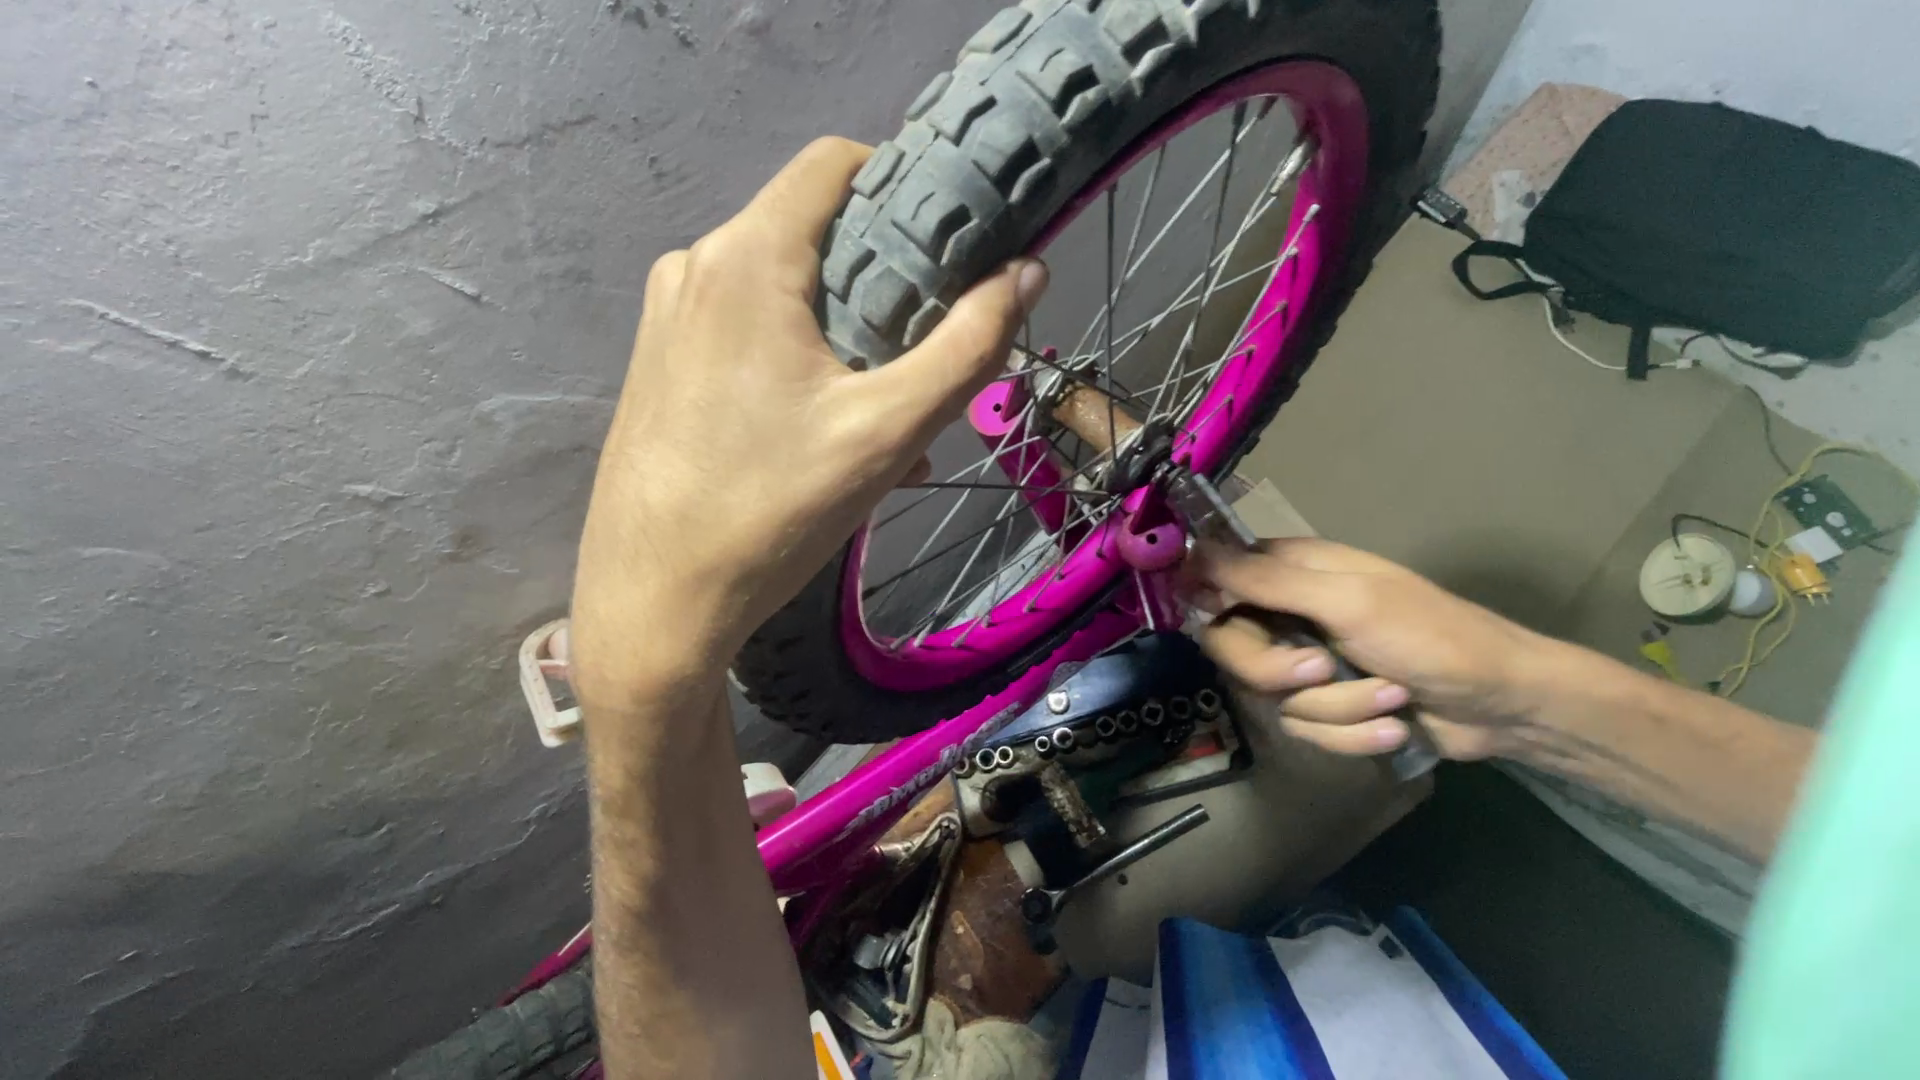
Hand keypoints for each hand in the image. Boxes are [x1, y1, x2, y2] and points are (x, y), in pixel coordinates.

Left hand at [570, 138, 1047, 709]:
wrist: (654, 600)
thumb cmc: (771, 509)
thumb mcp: (887, 429)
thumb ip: (968, 346)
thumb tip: (1028, 274)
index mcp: (746, 257)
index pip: (835, 162)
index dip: (904, 183)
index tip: (952, 244)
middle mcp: (698, 266)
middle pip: (817, 234)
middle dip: (886, 285)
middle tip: (930, 355)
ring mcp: (672, 317)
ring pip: (788, 294)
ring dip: (852, 340)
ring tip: (893, 423)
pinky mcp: (663, 364)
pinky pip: (752, 337)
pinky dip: (805, 367)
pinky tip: (836, 442)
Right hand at [1187, 538, 1553, 761]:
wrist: (1503, 707)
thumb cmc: (1432, 637)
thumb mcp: (1348, 601)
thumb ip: (1268, 580)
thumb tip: (1194, 549)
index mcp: (1292, 572)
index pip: (1215, 577)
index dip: (1204, 600)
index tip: (1216, 621)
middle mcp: (1289, 614)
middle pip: (1231, 648)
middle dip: (1277, 672)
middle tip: (1320, 670)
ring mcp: (1306, 664)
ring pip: (1272, 698)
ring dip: (1336, 708)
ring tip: (1390, 699)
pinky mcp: (1326, 708)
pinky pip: (1305, 728)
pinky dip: (1351, 734)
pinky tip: (1393, 727)